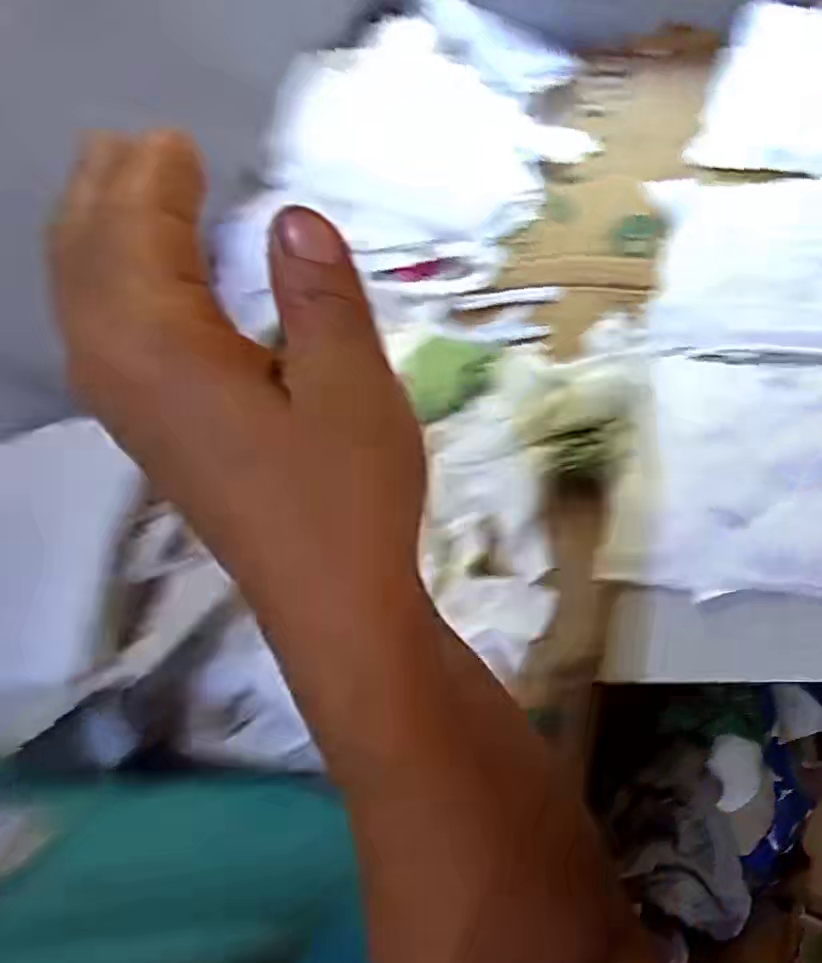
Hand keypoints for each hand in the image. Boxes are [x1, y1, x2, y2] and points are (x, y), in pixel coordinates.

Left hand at [48, 130, 427, 640]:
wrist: (328, 584)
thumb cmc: (349, 486)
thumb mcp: (354, 388)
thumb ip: (322, 301)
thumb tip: (294, 217)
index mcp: (158, 341)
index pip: (136, 233)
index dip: (155, 181)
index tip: (176, 139)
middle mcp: (113, 360)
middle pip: (87, 253)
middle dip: (108, 193)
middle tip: (140, 150)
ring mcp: (126, 400)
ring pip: (87, 293)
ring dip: (105, 235)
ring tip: (135, 202)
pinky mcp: (156, 429)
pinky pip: (108, 330)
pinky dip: (120, 285)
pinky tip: (155, 293)